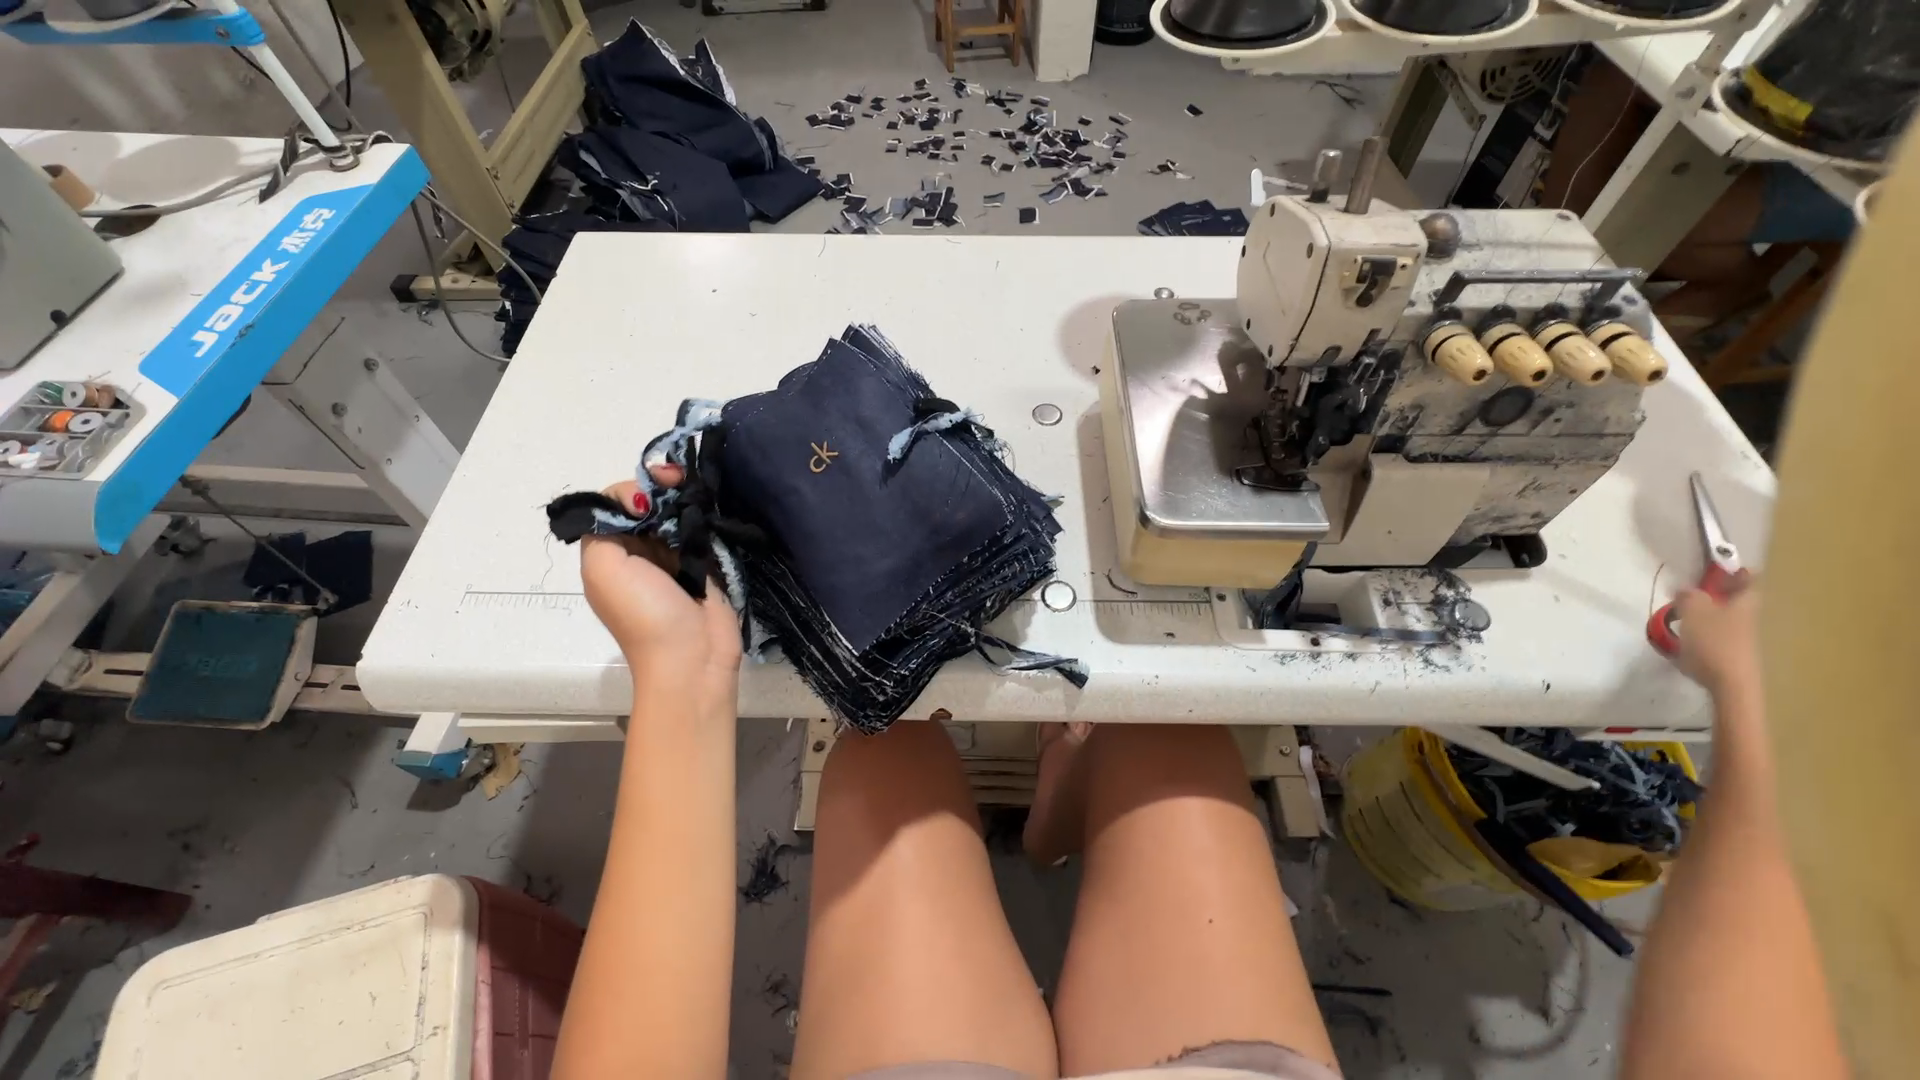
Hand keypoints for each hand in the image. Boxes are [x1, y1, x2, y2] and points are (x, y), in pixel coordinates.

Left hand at [580, 466, 741, 694]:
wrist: (692, 658)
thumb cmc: (645, 615)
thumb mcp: (604, 569)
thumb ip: (603, 525)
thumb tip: (637, 498)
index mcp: (608, 553)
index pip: (614, 505)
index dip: (631, 491)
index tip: (652, 495)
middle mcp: (638, 552)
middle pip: (648, 505)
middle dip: (662, 488)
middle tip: (680, 479)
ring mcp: (674, 557)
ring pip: (676, 513)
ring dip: (686, 498)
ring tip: (699, 490)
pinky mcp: (705, 564)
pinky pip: (702, 529)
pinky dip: (706, 515)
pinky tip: (712, 506)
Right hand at [1672, 581, 1759, 699]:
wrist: (1731, 686)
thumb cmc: (1714, 642)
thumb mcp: (1694, 612)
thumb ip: (1689, 596)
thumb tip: (1686, 589)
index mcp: (1743, 604)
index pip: (1749, 580)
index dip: (1736, 570)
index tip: (1720, 566)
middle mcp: (1747, 619)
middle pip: (1734, 601)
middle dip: (1715, 595)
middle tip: (1689, 592)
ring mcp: (1741, 640)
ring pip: (1723, 620)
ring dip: (1704, 616)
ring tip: (1678, 619)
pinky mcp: (1731, 656)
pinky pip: (1715, 638)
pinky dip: (1700, 635)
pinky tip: (1682, 642)